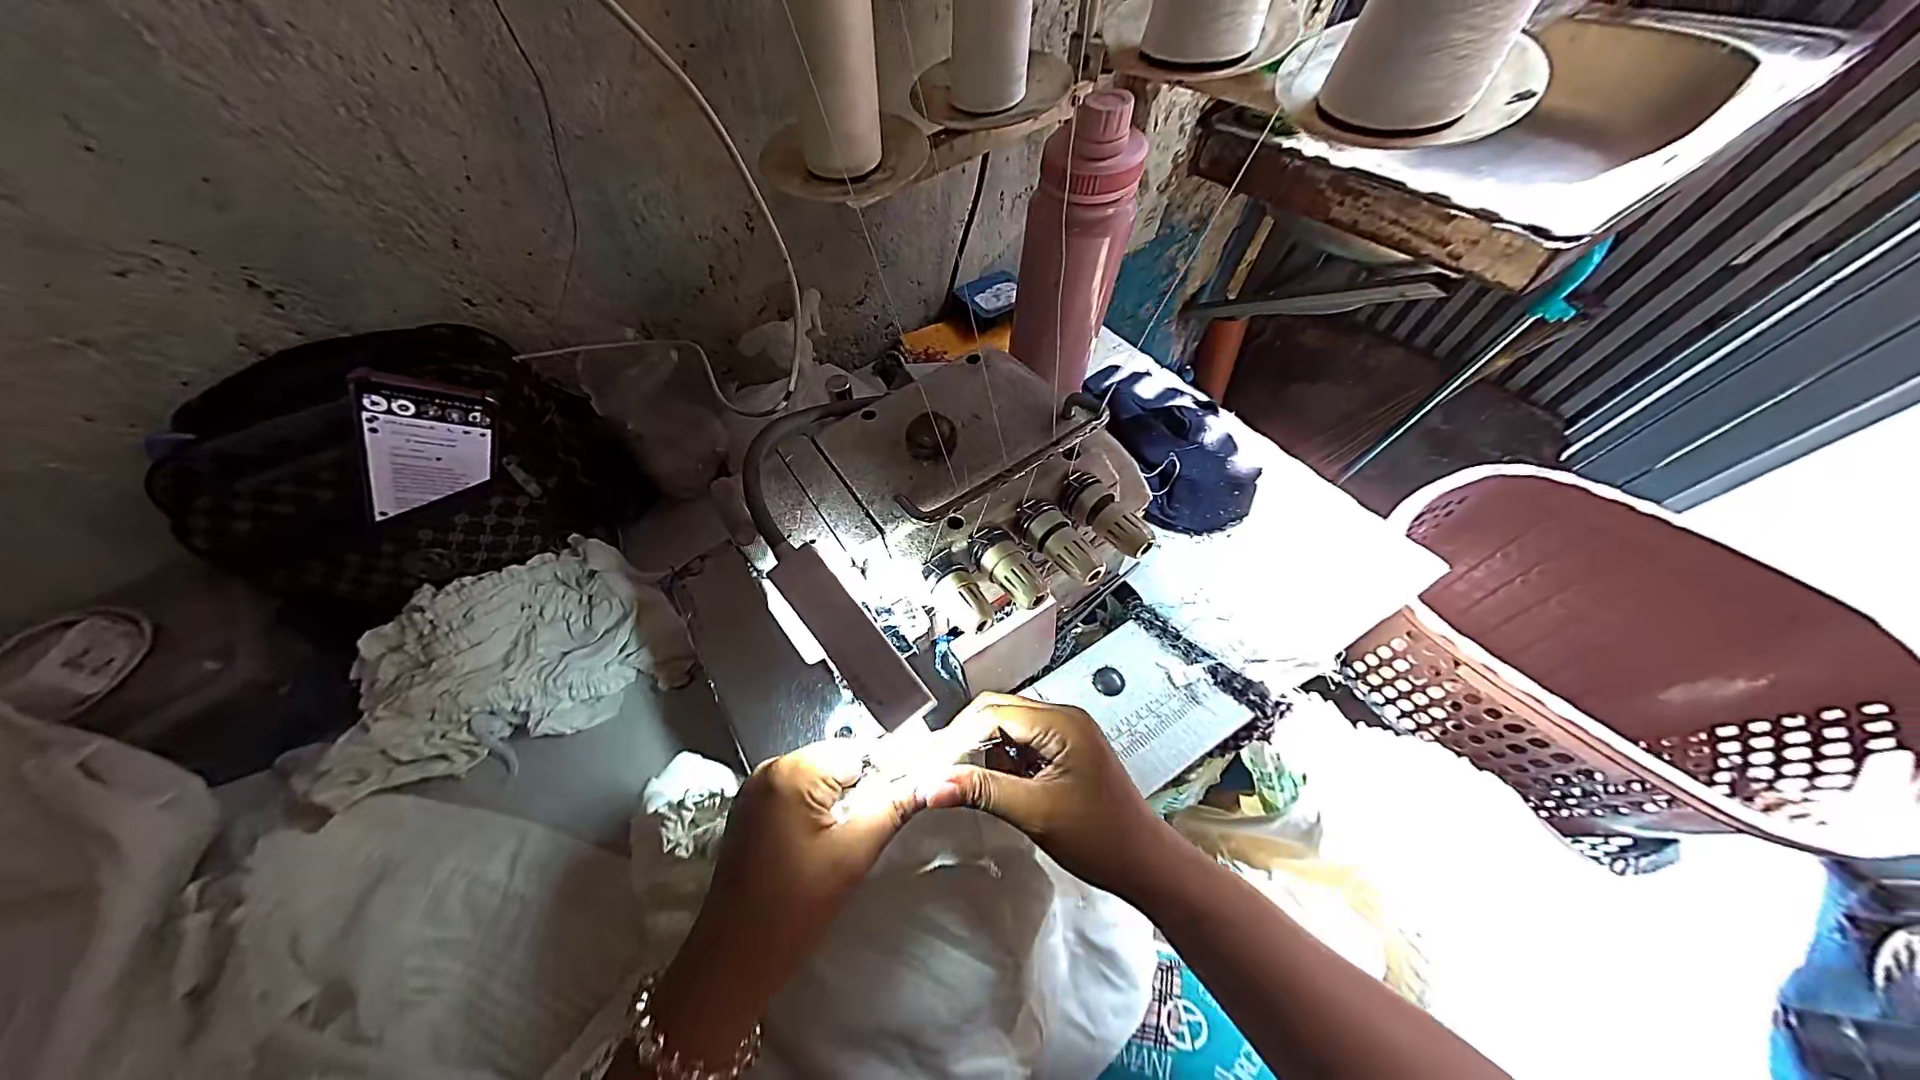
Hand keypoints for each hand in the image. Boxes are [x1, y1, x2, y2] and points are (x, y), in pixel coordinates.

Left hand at [644, 738, 942, 1069]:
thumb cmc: (792, 908)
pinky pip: (798, 791)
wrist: (732, 959)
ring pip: (820, 776)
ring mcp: (756, 787)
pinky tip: (823, 843)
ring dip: (841, 800)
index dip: (886, 774)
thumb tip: (929, 782)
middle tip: (873, 828)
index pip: (858, 751)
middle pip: (837, 760)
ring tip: (848, 840)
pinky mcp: (751, 808)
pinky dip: (818, 808)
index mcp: (793, 771)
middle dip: (862, 788)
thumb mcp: (853, 854)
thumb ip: (893, 808)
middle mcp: (770, 767)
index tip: (901, 802)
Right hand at [927, 692, 1172, 893]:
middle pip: (997, 712)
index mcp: (1061, 722)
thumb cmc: (1102, 838)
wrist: (1144, 862)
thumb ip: (983, 791)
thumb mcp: (1035, 812)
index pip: (992, 713)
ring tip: (964, 780)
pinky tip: (994, 784)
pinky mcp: (1064, 751)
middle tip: (940, 770)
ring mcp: (1065, 733)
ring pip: (1007, 728)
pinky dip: (1002, 761)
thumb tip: (934, 785)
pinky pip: (1021, 744)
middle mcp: (1063, 718)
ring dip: (983, 750)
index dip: (958, 737)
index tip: (932, 765)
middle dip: (966, 739)